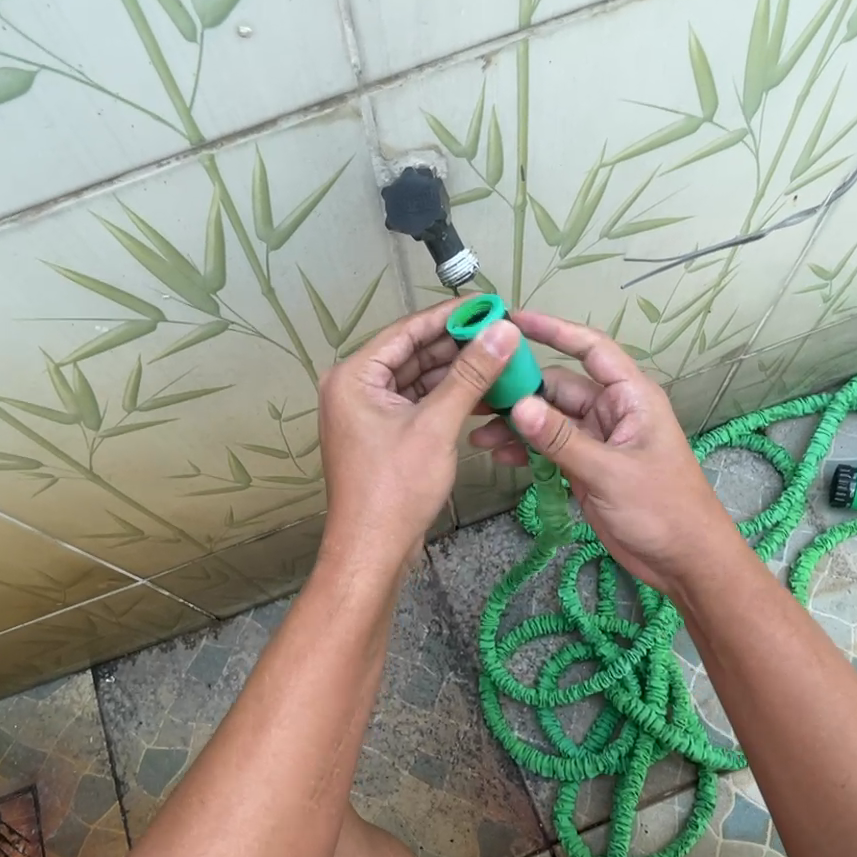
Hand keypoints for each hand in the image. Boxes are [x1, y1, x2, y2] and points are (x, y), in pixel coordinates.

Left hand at [317, 297, 516, 561]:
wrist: (372, 551)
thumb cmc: (394, 489)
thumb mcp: (437, 425)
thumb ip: (471, 374)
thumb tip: (502, 331)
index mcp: (354, 376)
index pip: (407, 331)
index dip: (450, 316)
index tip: (489, 305)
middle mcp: (355, 388)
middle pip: (413, 353)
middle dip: (458, 346)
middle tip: (502, 334)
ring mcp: (368, 413)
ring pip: (419, 380)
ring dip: (457, 373)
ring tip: (501, 362)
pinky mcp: (384, 435)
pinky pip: (419, 404)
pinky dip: (448, 399)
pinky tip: (484, 394)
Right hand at [466, 310, 732, 593]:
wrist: (683, 561)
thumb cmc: (662, 509)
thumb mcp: (609, 471)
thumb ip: (561, 439)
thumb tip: (518, 406)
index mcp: (630, 396)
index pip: (591, 349)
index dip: (555, 330)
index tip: (515, 320)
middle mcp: (611, 411)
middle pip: (558, 387)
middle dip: (519, 391)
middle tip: (475, 397)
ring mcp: (596, 440)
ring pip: (548, 420)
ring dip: (517, 425)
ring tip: (478, 436)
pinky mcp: (584, 467)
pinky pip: (549, 448)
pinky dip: (526, 450)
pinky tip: (500, 455)